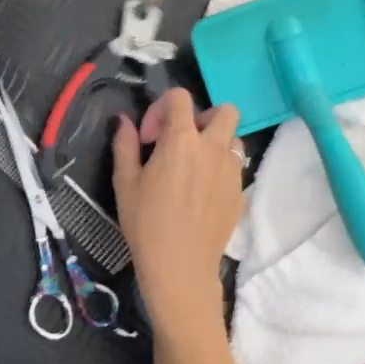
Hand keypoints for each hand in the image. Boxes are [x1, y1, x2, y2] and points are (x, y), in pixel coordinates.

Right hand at [112, 90, 245, 337]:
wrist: (179, 266)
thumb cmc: (145, 222)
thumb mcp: (125, 182)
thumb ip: (125, 145)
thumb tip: (124, 122)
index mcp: (182, 140)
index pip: (180, 97)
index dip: (161, 109)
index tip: (149, 137)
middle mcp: (213, 148)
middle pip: (224, 110)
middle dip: (201, 118)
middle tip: (179, 142)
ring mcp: (232, 171)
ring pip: (233, 139)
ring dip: (214, 143)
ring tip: (192, 167)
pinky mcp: (240, 193)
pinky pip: (235, 167)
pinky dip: (219, 169)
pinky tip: (200, 194)